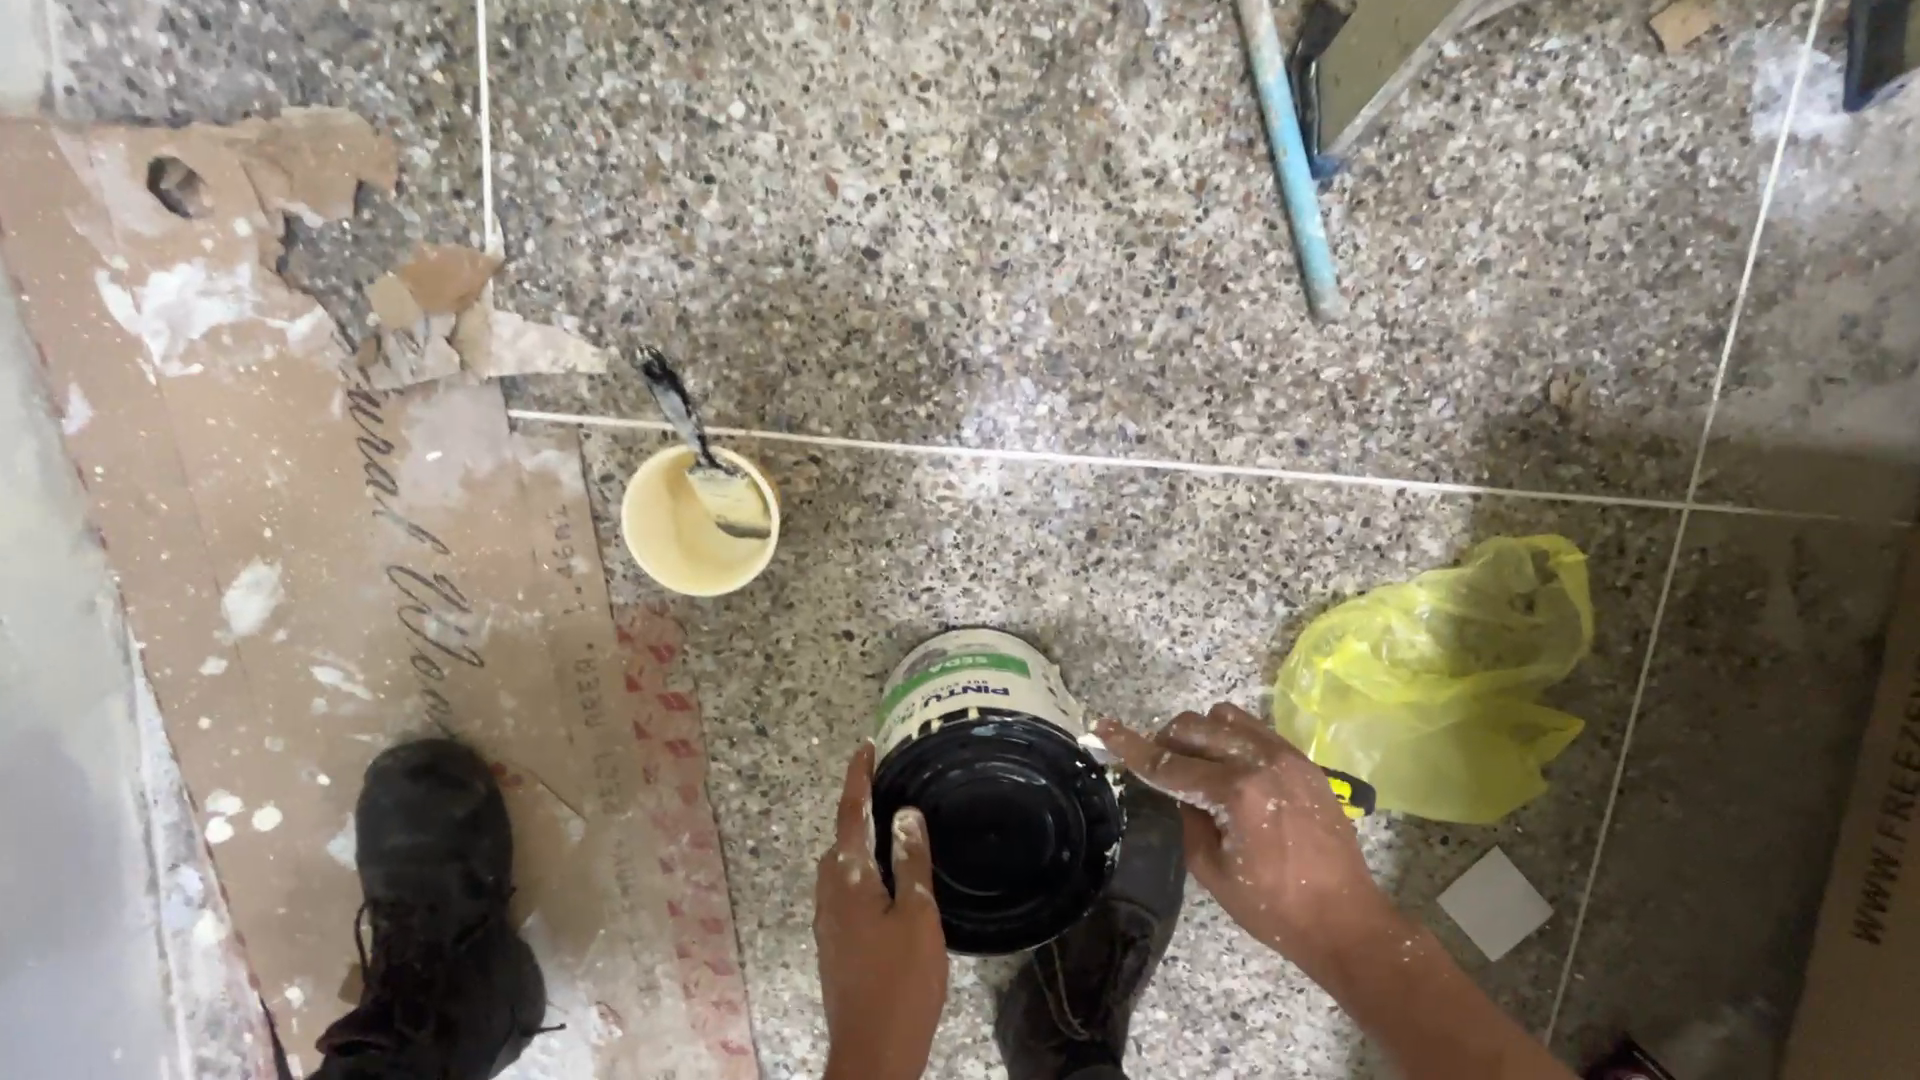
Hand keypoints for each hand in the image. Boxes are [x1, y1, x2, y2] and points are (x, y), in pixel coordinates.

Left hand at [813, 743, 947, 1079]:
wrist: (871, 1052)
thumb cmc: (901, 982)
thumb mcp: (918, 916)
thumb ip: (911, 862)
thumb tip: (906, 813)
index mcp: (849, 879)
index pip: (851, 813)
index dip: (858, 777)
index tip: (866, 747)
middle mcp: (830, 892)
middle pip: (841, 836)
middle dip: (858, 806)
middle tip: (888, 784)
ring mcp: (828, 920)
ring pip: (840, 864)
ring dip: (858, 838)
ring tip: (889, 826)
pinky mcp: (834, 942)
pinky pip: (844, 886)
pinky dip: (860, 867)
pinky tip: (884, 879)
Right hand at [1093, 704, 1391, 972]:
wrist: (1346, 921)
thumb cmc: (1273, 908)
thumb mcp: (1211, 870)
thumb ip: (1185, 818)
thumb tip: (1174, 789)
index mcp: (1236, 792)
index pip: (1169, 763)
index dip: (1130, 746)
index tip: (1103, 727)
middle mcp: (1261, 761)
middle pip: (1194, 728)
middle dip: (1165, 741)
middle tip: (1156, 764)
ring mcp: (1287, 756)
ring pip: (1224, 718)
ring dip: (1199, 734)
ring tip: (1196, 764)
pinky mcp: (1303, 761)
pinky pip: (1254, 729)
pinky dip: (1231, 738)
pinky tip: (1229, 768)